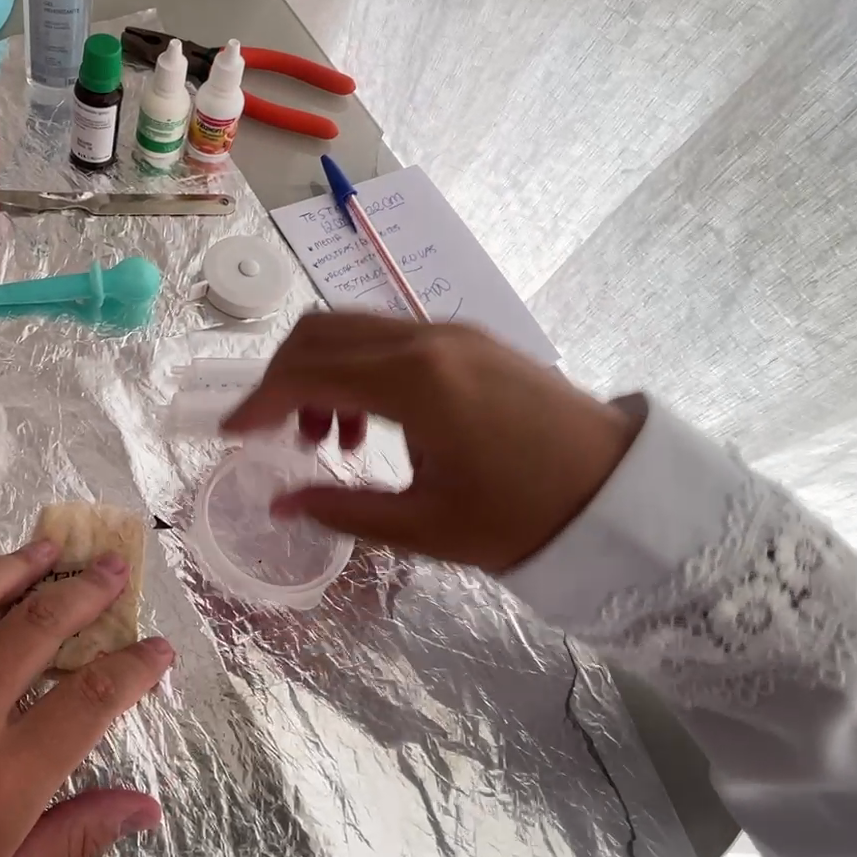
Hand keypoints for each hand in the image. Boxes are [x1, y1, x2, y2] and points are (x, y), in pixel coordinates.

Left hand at [0, 541, 174, 856]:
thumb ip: (74, 840)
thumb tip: (146, 807)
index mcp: (1, 781)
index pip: (94, 698)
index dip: (137, 666)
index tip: (159, 649)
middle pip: (39, 625)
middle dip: (87, 590)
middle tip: (113, 569)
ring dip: (19, 564)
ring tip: (51, 548)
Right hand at [222, 314, 640, 572]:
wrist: (626, 495)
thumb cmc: (526, 517)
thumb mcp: (424, 527)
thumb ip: (340, 509)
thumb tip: (278, 504)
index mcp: (414, 380)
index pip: (304, 371)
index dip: (257, 401)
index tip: (230, 434)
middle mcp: (426, 338)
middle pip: (319, 331)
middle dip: (281, 379)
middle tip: (276, 433)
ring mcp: (450, 331)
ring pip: (351, 329)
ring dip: (320, 374)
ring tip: (328, 439)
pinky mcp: (468, 339)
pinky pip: (387, 339)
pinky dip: (356, 371)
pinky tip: (373, 425)